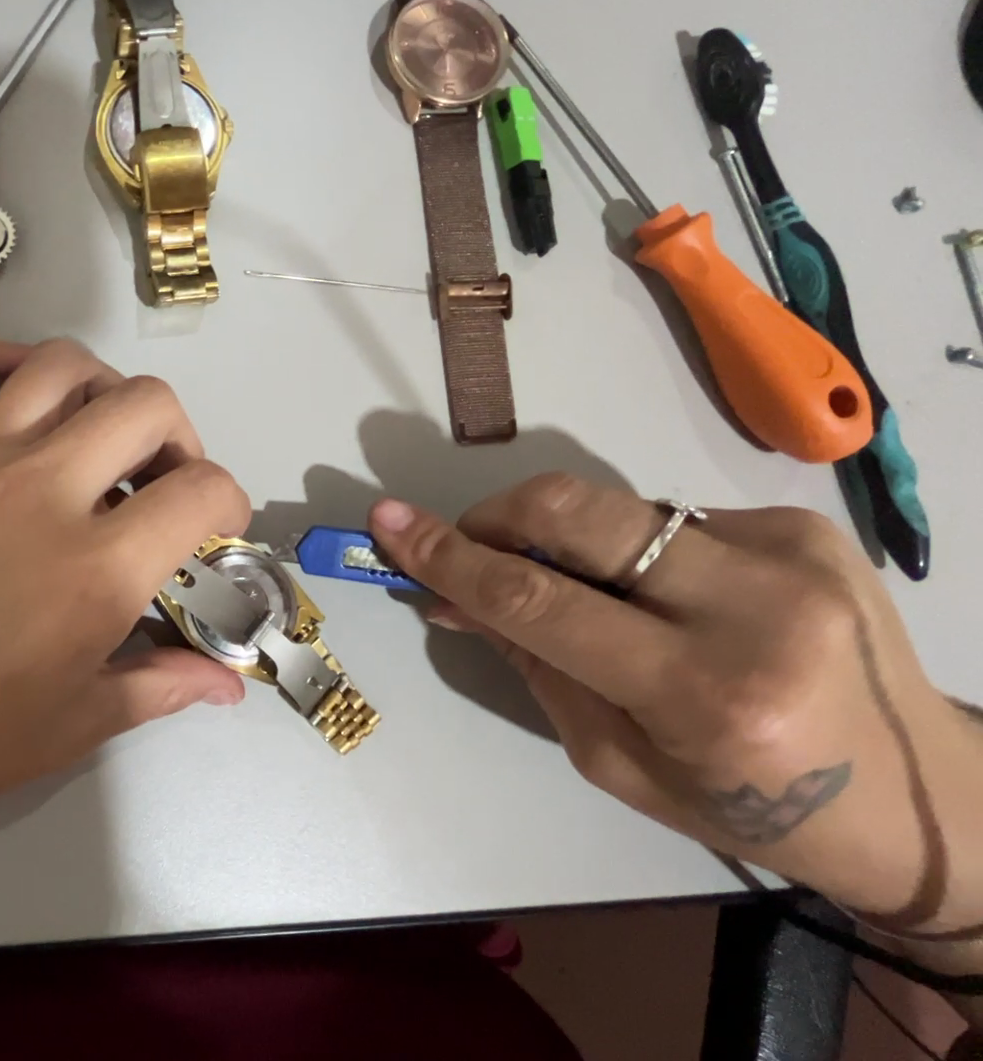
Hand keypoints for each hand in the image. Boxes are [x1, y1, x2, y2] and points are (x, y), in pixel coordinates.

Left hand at [0, 339, 249, 816]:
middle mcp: (45, 491)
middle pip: (146, 403)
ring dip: (104, 390)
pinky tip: (22, 399)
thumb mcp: (79, 722)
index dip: (228, 505)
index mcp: (97, 567)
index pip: (200, 489)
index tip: (211, 535)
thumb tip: (226, 681)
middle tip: (164, 487)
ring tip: (103, 443)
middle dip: (180, 437)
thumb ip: (163, 685)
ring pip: (61, 366)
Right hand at [369, 474, 982, 936]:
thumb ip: (529, 659)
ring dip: (560, 538)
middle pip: (577, 512)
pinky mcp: (803, 529)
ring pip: (614, 507)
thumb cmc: (743, 802)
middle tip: (465, 544)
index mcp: (703, 691)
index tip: (389, 521)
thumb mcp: (611, 753)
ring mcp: (790, 555)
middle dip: (495, 517)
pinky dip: (624, 548)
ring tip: (566, 587)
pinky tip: (650, 593)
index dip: (449, 555)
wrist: (922, 799)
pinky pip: (664, 518)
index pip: (538, 599)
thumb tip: (451, 595)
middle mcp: (756, 606)